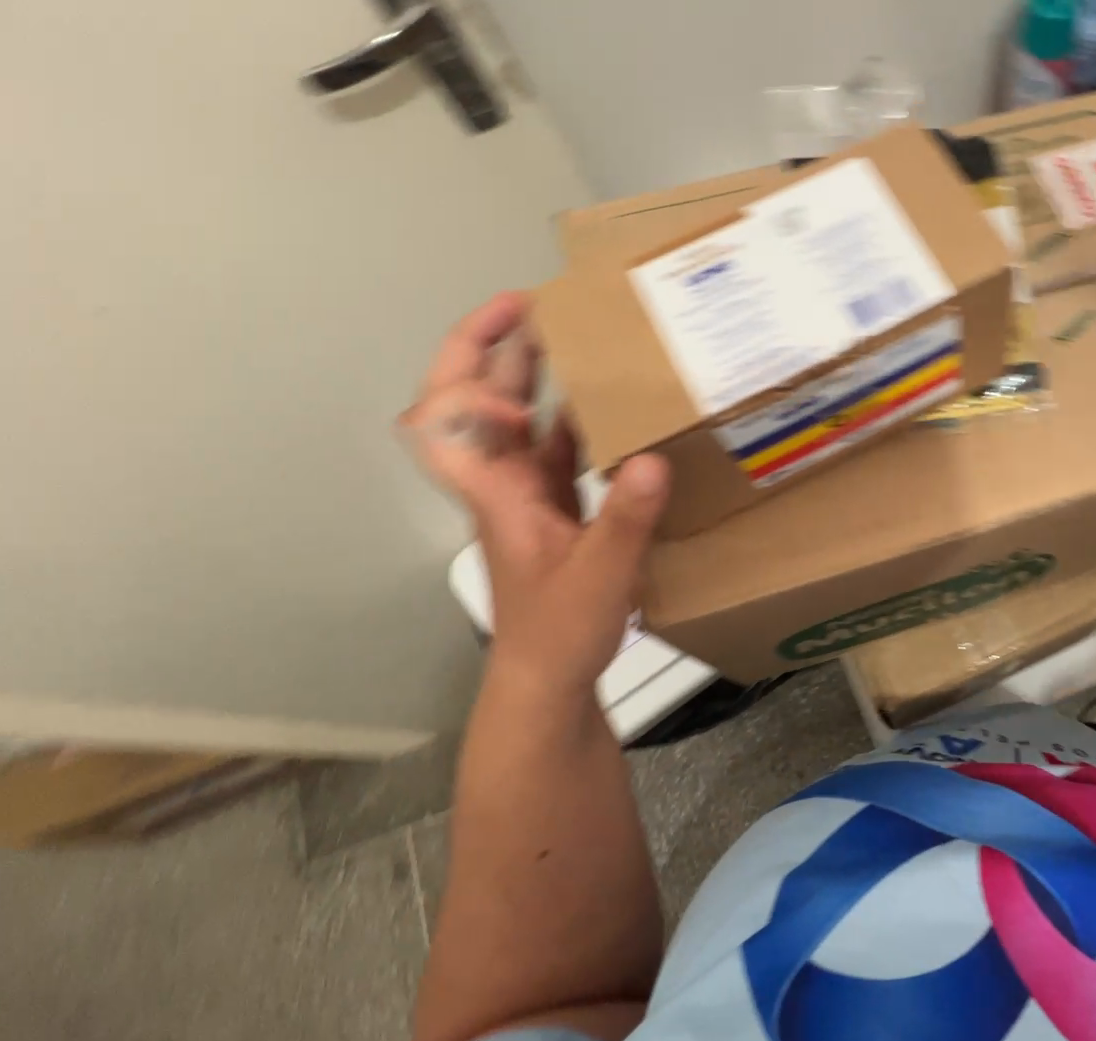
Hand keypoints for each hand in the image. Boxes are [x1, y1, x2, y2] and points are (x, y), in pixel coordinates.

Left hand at [400, 292, 671, 695]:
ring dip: (530, 380)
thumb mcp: (601, 575)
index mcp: (498, 494)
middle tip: (536, 307)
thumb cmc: (559, 630)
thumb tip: (651, 456)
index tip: (519, 356)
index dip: (467, 377)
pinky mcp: (553, 515)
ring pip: (516, 425)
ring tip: (572, 342)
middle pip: (471, 406)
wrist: (548, 678)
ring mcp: (526, 499)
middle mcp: (502, 486)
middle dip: (491, 349)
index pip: (444, 420)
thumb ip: (626, 518)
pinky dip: (572, 427)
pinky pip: (554, 455)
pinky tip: (607, 415)